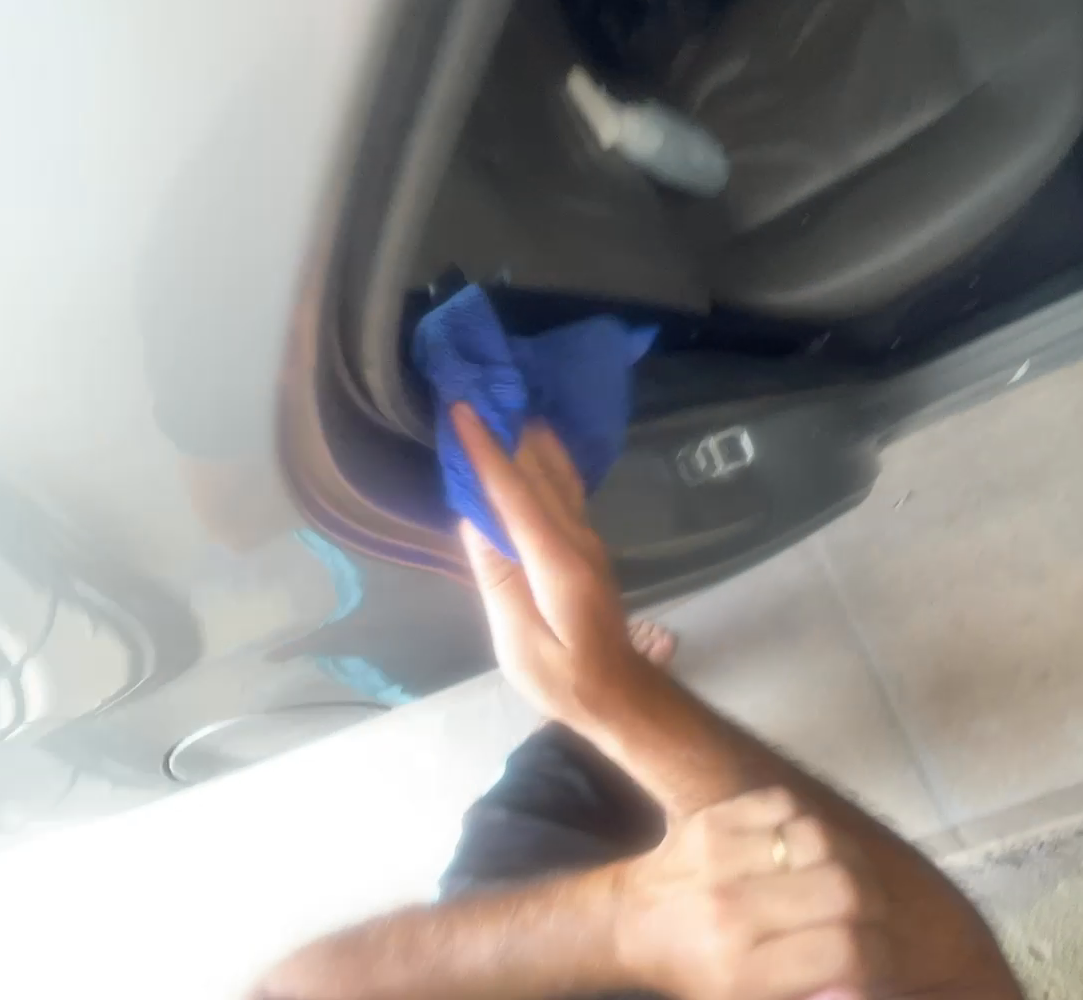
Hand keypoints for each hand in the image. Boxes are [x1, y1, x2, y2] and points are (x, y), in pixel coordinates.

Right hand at [451, 404, 651, 724]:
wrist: (619, 693)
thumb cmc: (563, 677)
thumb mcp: (519, 642)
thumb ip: (497, 578)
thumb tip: (473, 521)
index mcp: (556, 562)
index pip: (514, 494)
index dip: (486, 451)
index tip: (463, 410)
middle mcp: (576, 538)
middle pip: (538, 472)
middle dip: (505, 429)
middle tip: (478, 387)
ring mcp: (587, 538)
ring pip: (557, 473)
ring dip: (528, 437)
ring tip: (503, 402)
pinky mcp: (587, 544)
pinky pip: (564, 487)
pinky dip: (543, 459)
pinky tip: (537, 443)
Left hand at [613, 787, 888, 999]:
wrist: (633, 921)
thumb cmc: (700, 973)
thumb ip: (814, 997)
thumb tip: (866, 984)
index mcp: (745, 970)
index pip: (846, 950)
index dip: (881, 953)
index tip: (876, 954)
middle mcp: (732, 910)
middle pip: (844, 888)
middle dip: (872, 903)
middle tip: (866, 913)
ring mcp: (719, 855)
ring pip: (820, 837)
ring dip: (845, 857)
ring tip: (840, 875)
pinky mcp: (711, 817)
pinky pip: (784, 802)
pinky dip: (805, 820)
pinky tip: (801, 847)